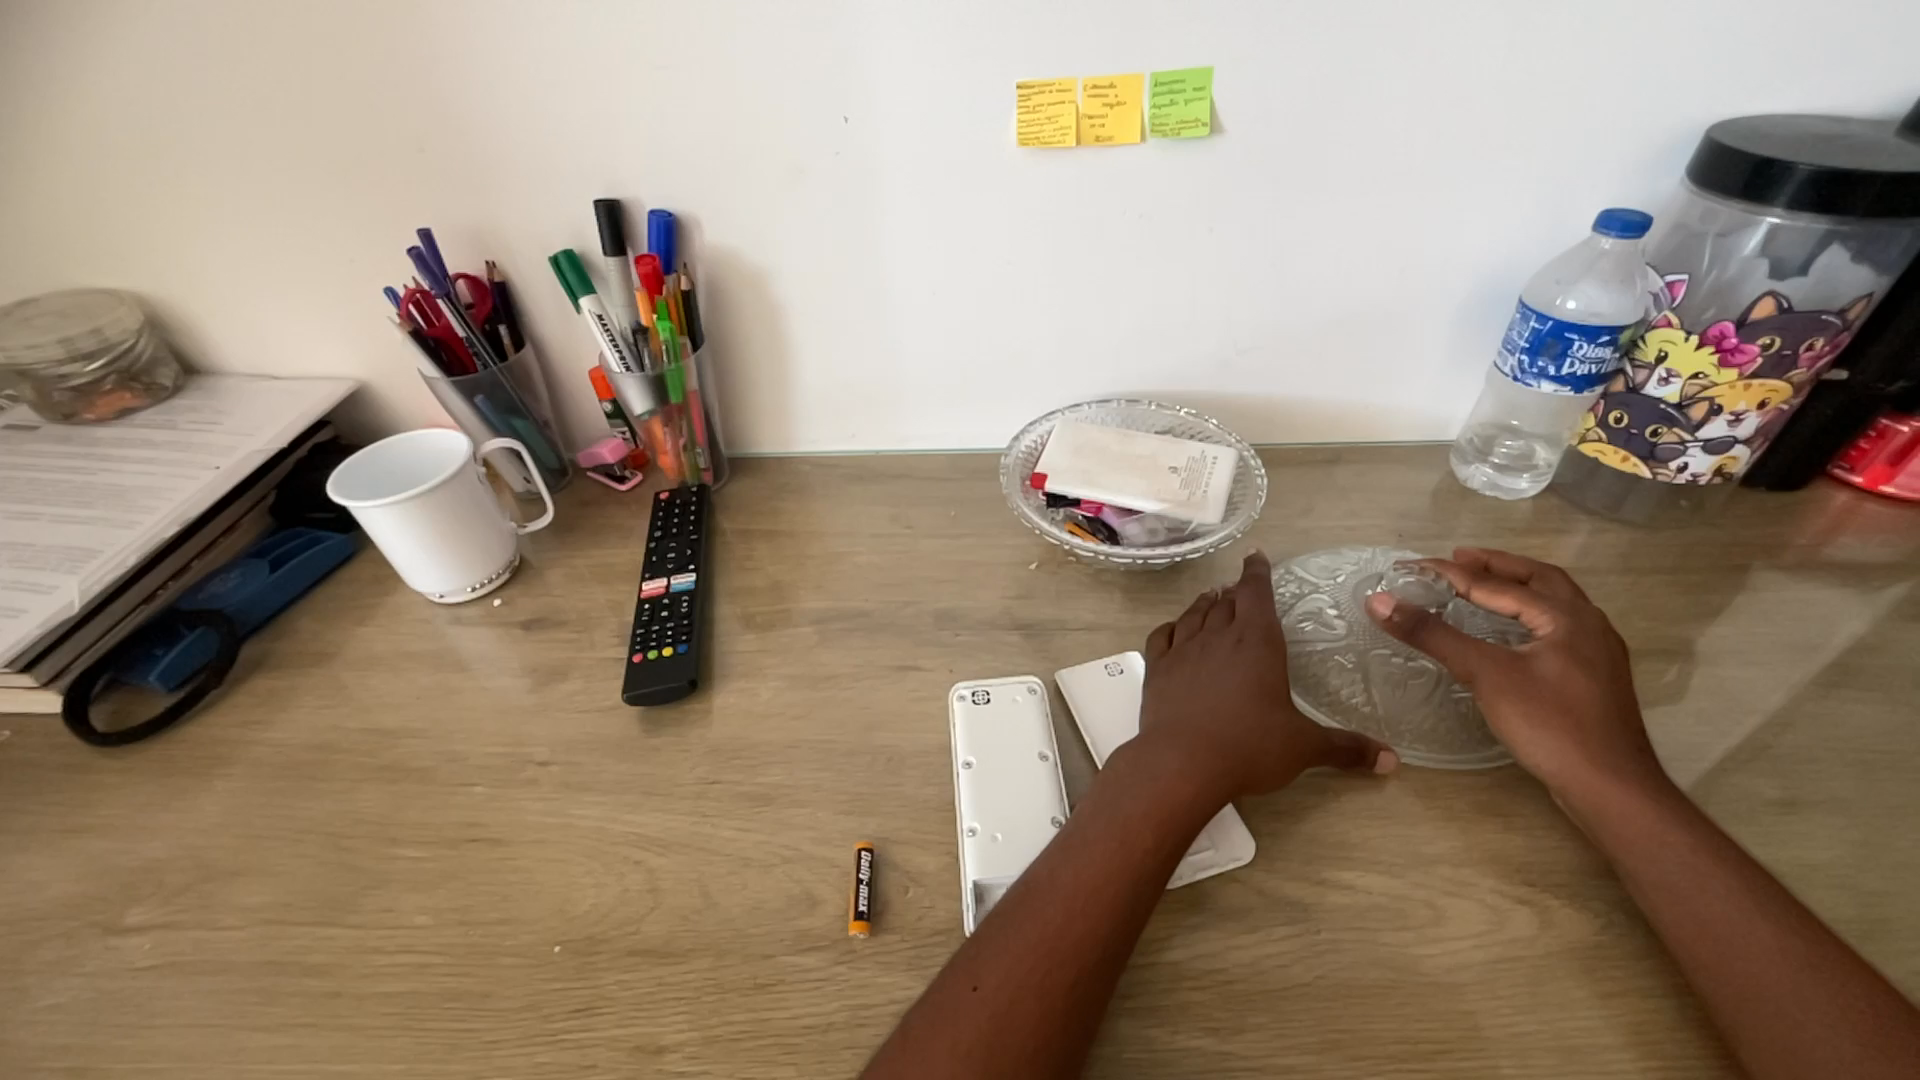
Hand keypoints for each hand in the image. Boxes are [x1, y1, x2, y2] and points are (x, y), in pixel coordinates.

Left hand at [1132, 551, 1396, 805]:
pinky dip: (1171, 626)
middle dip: (1235, 591)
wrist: (1181, 762)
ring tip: (1211, 598)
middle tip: (1240, 588)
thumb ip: (1345, 748)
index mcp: (1257, 642)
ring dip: (1204, 603)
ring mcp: (1183, 650)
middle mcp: (1218, 637)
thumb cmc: (1249, 747)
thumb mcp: (1303, 746)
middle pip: (1226, 602)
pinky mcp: (1157, 669)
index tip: (1256, 556)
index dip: (1257, 573)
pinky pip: (1162, 636)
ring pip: (1194, 614)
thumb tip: (1392, 760)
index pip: (1257, 593)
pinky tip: (1174, 630)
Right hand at [1363, 547, 1663, 805]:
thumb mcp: (1484, 674)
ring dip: (1518, 589)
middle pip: (1541, 581)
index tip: (1414, 567)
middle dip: (1498, 567)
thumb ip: (1433, 634)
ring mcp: (1597, 654)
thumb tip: (1380, 601)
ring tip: (1482, 588)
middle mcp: (1589, 626)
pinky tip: (1510, 634)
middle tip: (1459, 560)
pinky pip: (1558, 630)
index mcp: (1567, 617)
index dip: (1453, 574)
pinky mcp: (1594, 679)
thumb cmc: (1549, 723)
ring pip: (1555, 606)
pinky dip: (1529, 616)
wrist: (1611, 787)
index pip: (1500, 585)